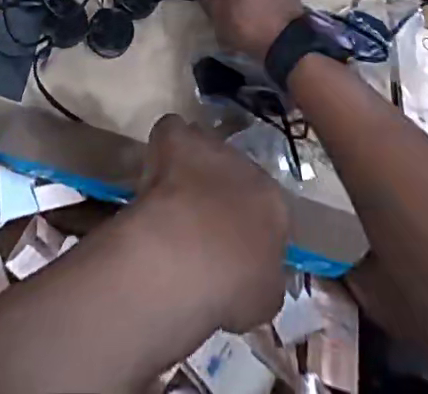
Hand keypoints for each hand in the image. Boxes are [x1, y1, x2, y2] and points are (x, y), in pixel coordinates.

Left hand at [136, 115, 289, 332]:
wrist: (190, 256)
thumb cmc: (233, 286)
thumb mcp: (264, 296)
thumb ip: (263, 275)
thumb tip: (253, 272)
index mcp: (274, 206)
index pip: (265, 207)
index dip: (245, 224)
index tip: (227, 243)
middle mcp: (248, 169)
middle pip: (234, 172)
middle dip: (218, 191)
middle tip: (196, 219)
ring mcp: (212, 149)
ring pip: (205, 146)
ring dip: (192, 164)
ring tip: (171, 191)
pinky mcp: (178, 139)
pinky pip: (173, 131)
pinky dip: (165, 144)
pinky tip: (154, 167)